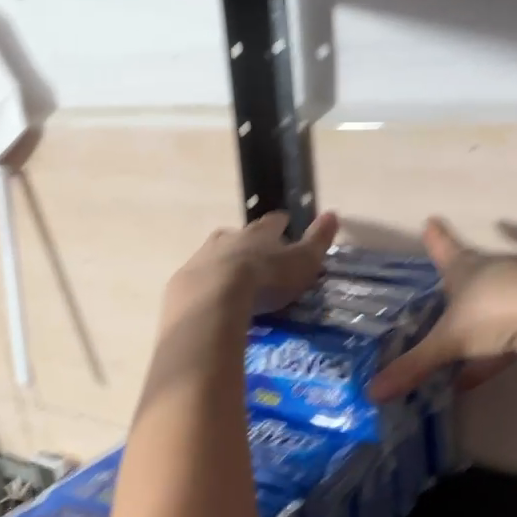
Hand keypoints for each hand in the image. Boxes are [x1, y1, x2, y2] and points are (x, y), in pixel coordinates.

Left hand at [163, 211, 338, 326]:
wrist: (214, 300)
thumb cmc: (266, 279)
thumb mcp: (302, 262)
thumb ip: (317, 240)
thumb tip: (333, 214)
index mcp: (259, 233)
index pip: (273, 222)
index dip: (280, 224)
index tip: (286, 226)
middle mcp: (228, 238)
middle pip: (239, 235)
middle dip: (248, 244)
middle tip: (256, 258)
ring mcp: (202, 258)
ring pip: (214, 255)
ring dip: (223, 264)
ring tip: (232, 283)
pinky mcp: (183, 282)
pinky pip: (197, 281)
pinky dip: (205, 287)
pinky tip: (210, 302)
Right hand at [368, 217, 516, 400]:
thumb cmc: (495, 310)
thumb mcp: (449, 339)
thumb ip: (414, 365)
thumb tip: (373, 392)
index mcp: (466, 268)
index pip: (445, 249)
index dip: (436, 239)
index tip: (430, 221)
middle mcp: (489, 279)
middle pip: (465, 282)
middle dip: (451, 288)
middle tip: (433, 294)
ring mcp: (512, 303)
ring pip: (483, 317)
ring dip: (467, 331)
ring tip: (442, 345)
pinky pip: (497, 349)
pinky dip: (481, 364)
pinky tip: (461, 383)